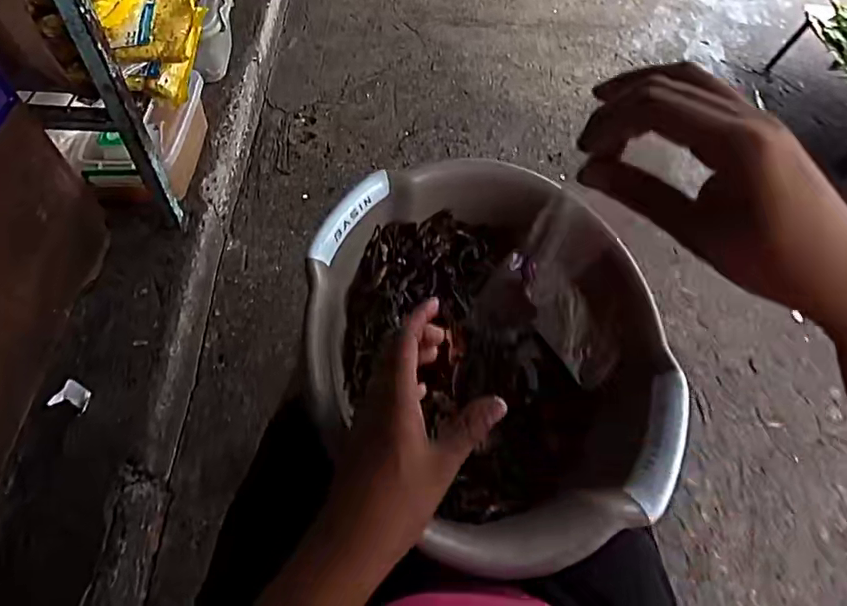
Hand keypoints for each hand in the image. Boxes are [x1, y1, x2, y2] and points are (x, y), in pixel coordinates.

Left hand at [319, 299, 506, 567]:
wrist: (346, 545)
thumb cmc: (396, 503)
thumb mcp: (441, 465)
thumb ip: (469, 428)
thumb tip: (500, 401)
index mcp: (394, 400)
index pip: (403, 345)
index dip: (418, 319)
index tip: (435, 302)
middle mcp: (375, 401)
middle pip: (392, 353)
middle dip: (417, 336)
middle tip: (445, 337)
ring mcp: (365, 418)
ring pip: (385, 372)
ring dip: (409, 358)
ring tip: (437, 359)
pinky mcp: (362, 435)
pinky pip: (382, 391)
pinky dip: (402, 380)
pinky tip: (419, 395)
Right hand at [576, 63, 846, 328]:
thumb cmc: (777, 264)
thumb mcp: (702, 234)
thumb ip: (643, 196)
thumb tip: (588, 172)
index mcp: (737, 141)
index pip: (656, 106)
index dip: (611, 121)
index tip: (584, 151)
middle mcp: (749, 115)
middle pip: (670, 83)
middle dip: (621, 102)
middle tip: (590, 136)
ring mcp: (759, 116)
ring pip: (691, 79)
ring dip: (646, 87)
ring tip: (609, 105)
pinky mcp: (762, 126)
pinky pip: (709, 94)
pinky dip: (673, 96)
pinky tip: (655, 117)